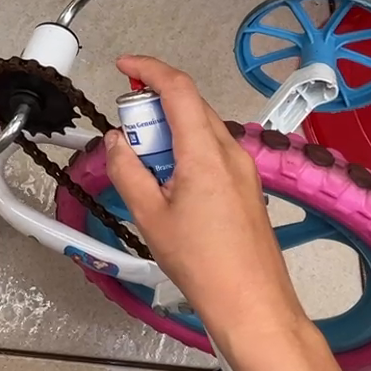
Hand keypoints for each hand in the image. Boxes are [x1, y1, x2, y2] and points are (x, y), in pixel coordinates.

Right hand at [103, 55, 303, 337]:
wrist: (253, 305)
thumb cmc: (203, 264)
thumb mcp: (148, 215)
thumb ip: (127, 169)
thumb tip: (117, 142)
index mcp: (205, 153)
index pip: (178, 89)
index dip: (148, 69)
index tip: (123, 66)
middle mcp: (230, 152)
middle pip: (189, 105)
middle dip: (152, 105)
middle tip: (125, 129)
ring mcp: (243, 168)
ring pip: (200, 126)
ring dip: (167, 129)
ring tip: (143, 163)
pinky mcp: (245, 185)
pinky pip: (210, 148)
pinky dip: (183, 148)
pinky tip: (166, 180)